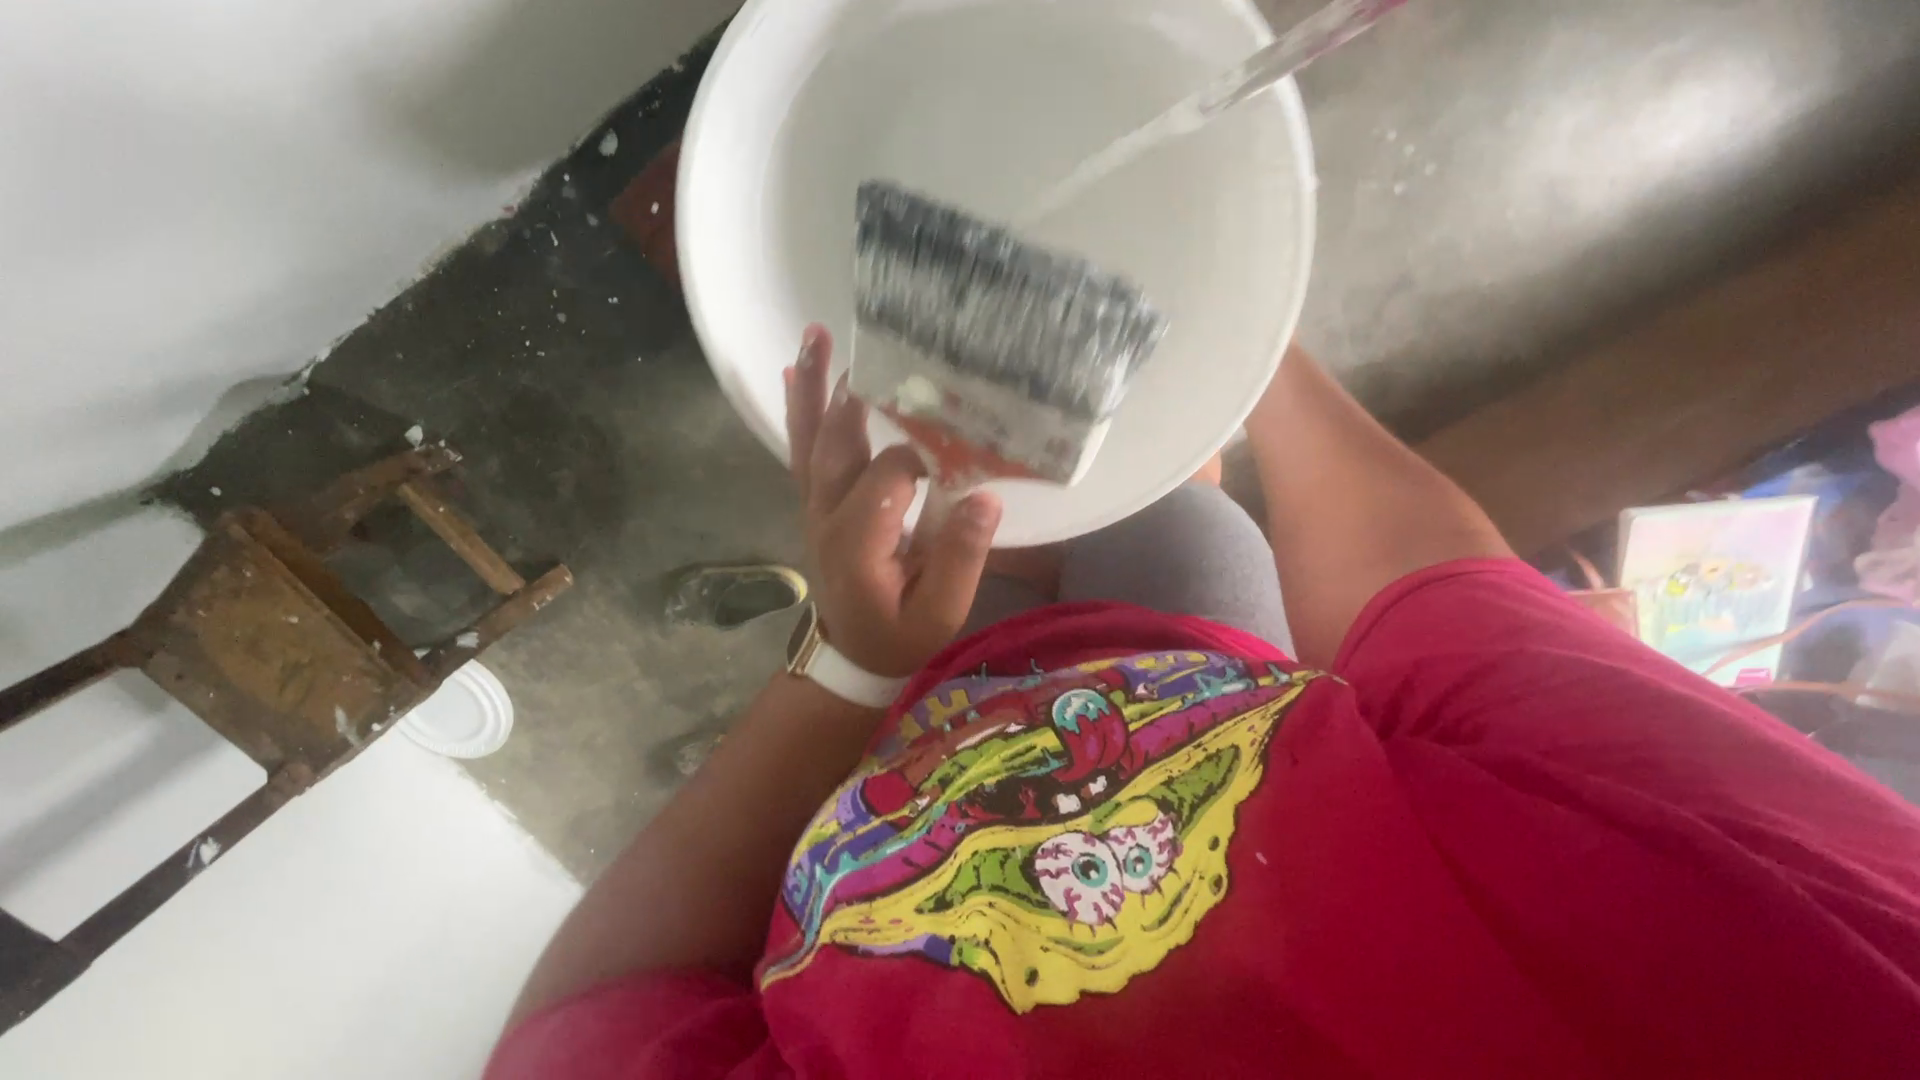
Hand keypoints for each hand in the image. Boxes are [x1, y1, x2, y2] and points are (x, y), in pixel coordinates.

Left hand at [784, 324, 1002, 677]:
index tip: (961, 443)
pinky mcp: (814, 505)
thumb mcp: (940, 612)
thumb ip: (960, 558)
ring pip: (809, 439)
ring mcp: (814, 507)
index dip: (926, 452)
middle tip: (872, 343)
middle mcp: (827, 515)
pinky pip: (801, 452)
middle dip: (852, 392)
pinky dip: (799, 411)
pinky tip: (795, 373)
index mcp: (859, 539)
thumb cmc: (900, 636)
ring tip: (814, 333)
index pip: (891, 472)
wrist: (853, 657)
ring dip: (813, 386)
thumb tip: (985, 497)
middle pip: (834, 442)